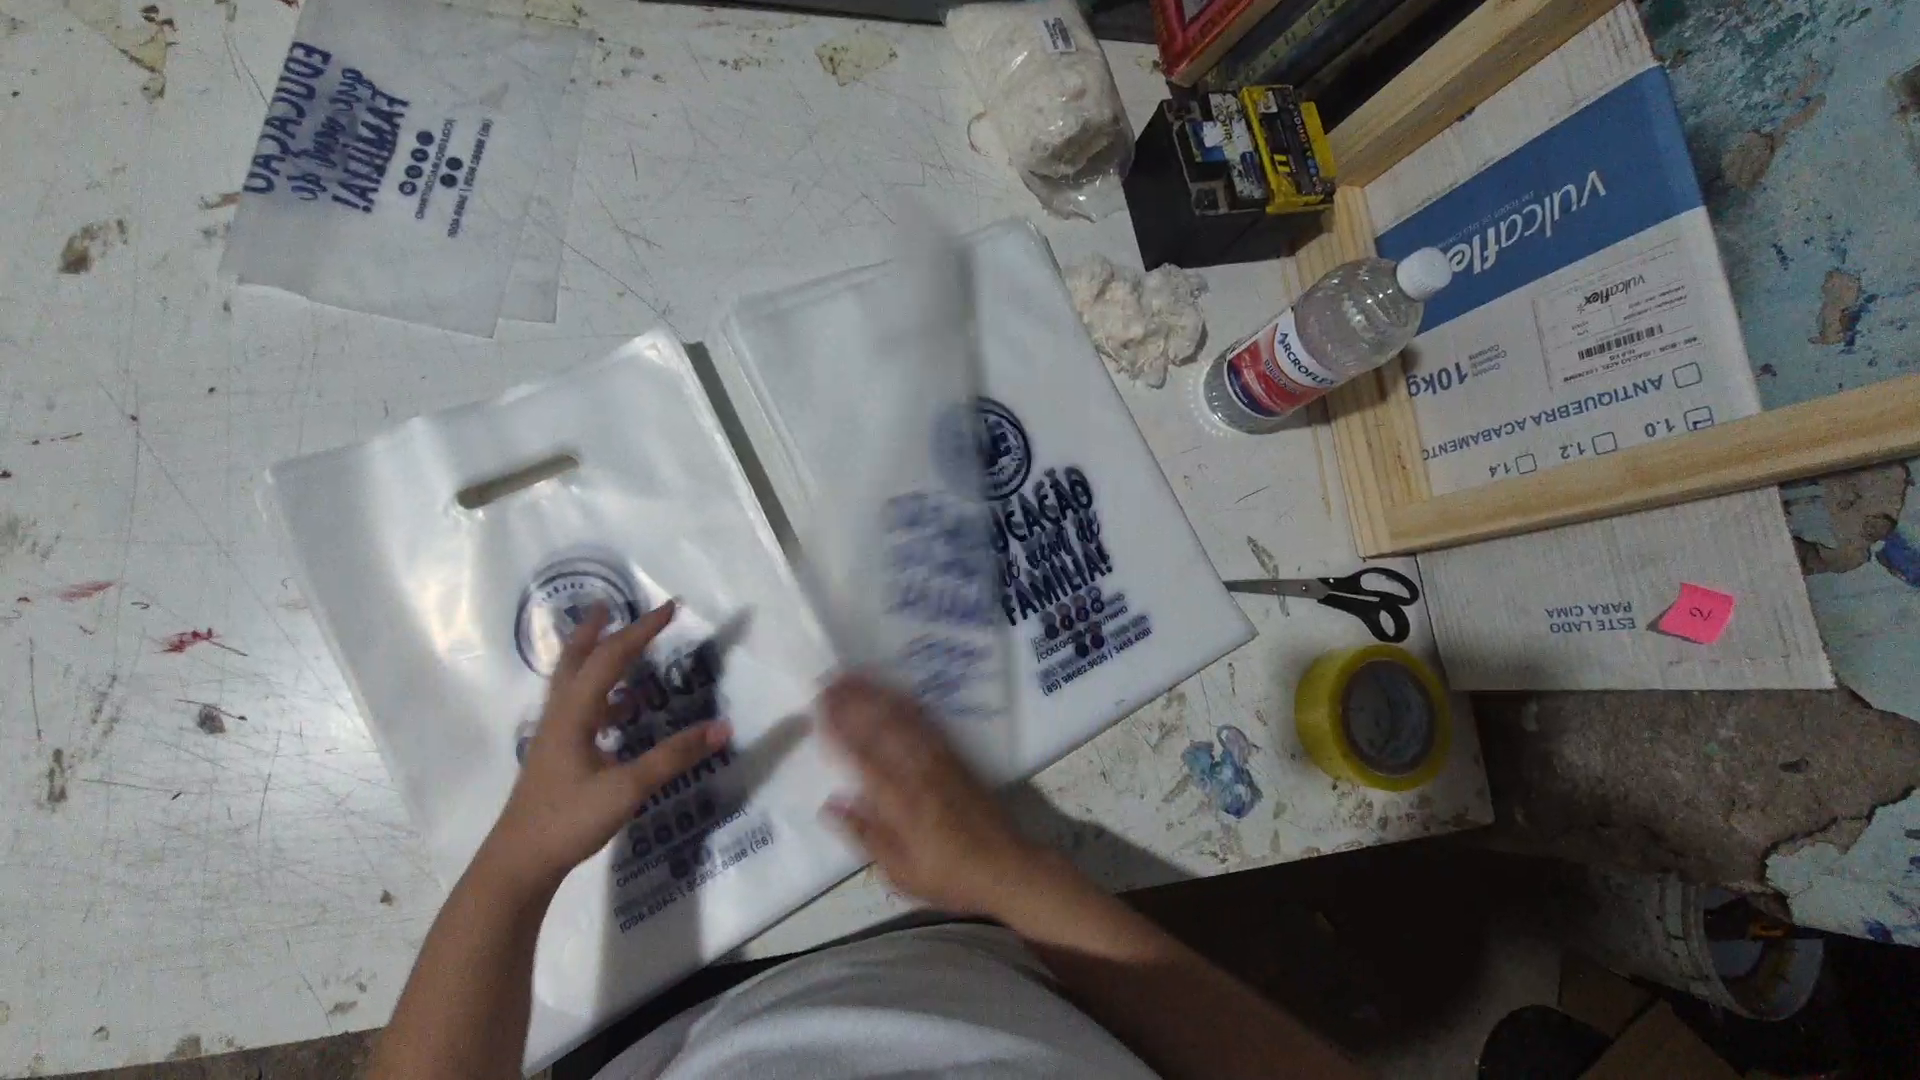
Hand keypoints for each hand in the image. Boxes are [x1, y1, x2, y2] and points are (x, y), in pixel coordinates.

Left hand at [477, 602, 730, 893]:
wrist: (518, 864)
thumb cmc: (568, 819)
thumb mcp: (628, 788)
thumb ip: (674, 757)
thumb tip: (723, 728)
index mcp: (575, 713)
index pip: (611, 658)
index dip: (641, 631)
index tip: (670, 609)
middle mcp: (561, 715)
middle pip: (576, 660)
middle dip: (594, 630)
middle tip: (608, 605)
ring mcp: (555, 736)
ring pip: (572, 683)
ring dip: (592, 657)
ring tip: (615, 645)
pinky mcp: (557, 755)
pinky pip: (579, 708)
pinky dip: (600, 693)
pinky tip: (621, 708)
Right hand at [819, 675, 1046, 918]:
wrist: (1006, 867)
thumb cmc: (948, 876)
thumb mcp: (899, 870)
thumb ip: (865, 834)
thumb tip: (830, 804)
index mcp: (899, 801)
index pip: (861, 756)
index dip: (838, 730)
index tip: (818, 711)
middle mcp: (918, 772)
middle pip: (881, 727)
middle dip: (853, 702)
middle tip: (829, 682)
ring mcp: (940, 761)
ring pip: (903, 719)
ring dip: (877, 695)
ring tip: (854, 677)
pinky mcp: (957, 757)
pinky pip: (928, 723)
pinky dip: (907, 704)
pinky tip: (895, 693)